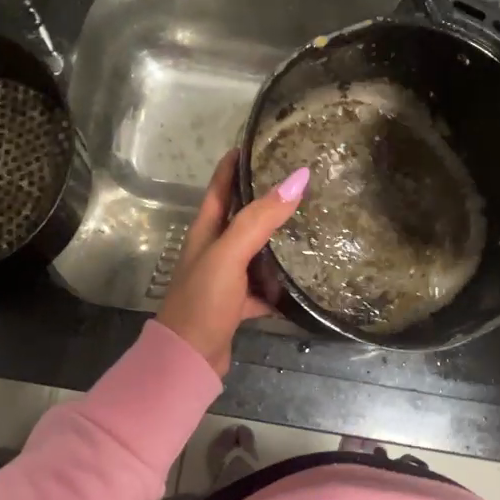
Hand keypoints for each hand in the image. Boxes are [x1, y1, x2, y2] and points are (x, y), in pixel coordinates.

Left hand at [154, 152, 307, 375]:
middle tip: (301, 182)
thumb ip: (260, 218)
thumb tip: (297, 178)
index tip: (259, 141)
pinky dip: (281, 286)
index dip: (236, 163)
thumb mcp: (230, 254)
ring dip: (278, 242)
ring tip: (311, 225)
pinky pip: (263, 288)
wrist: (188, 358)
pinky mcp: (237, 305)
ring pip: (256, 253)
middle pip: (242, 217)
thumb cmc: (203, 300)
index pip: (220, 187)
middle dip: (267, 200)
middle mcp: (213, 250)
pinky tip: (304, 282)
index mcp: (205, 231)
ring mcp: (225, 279)